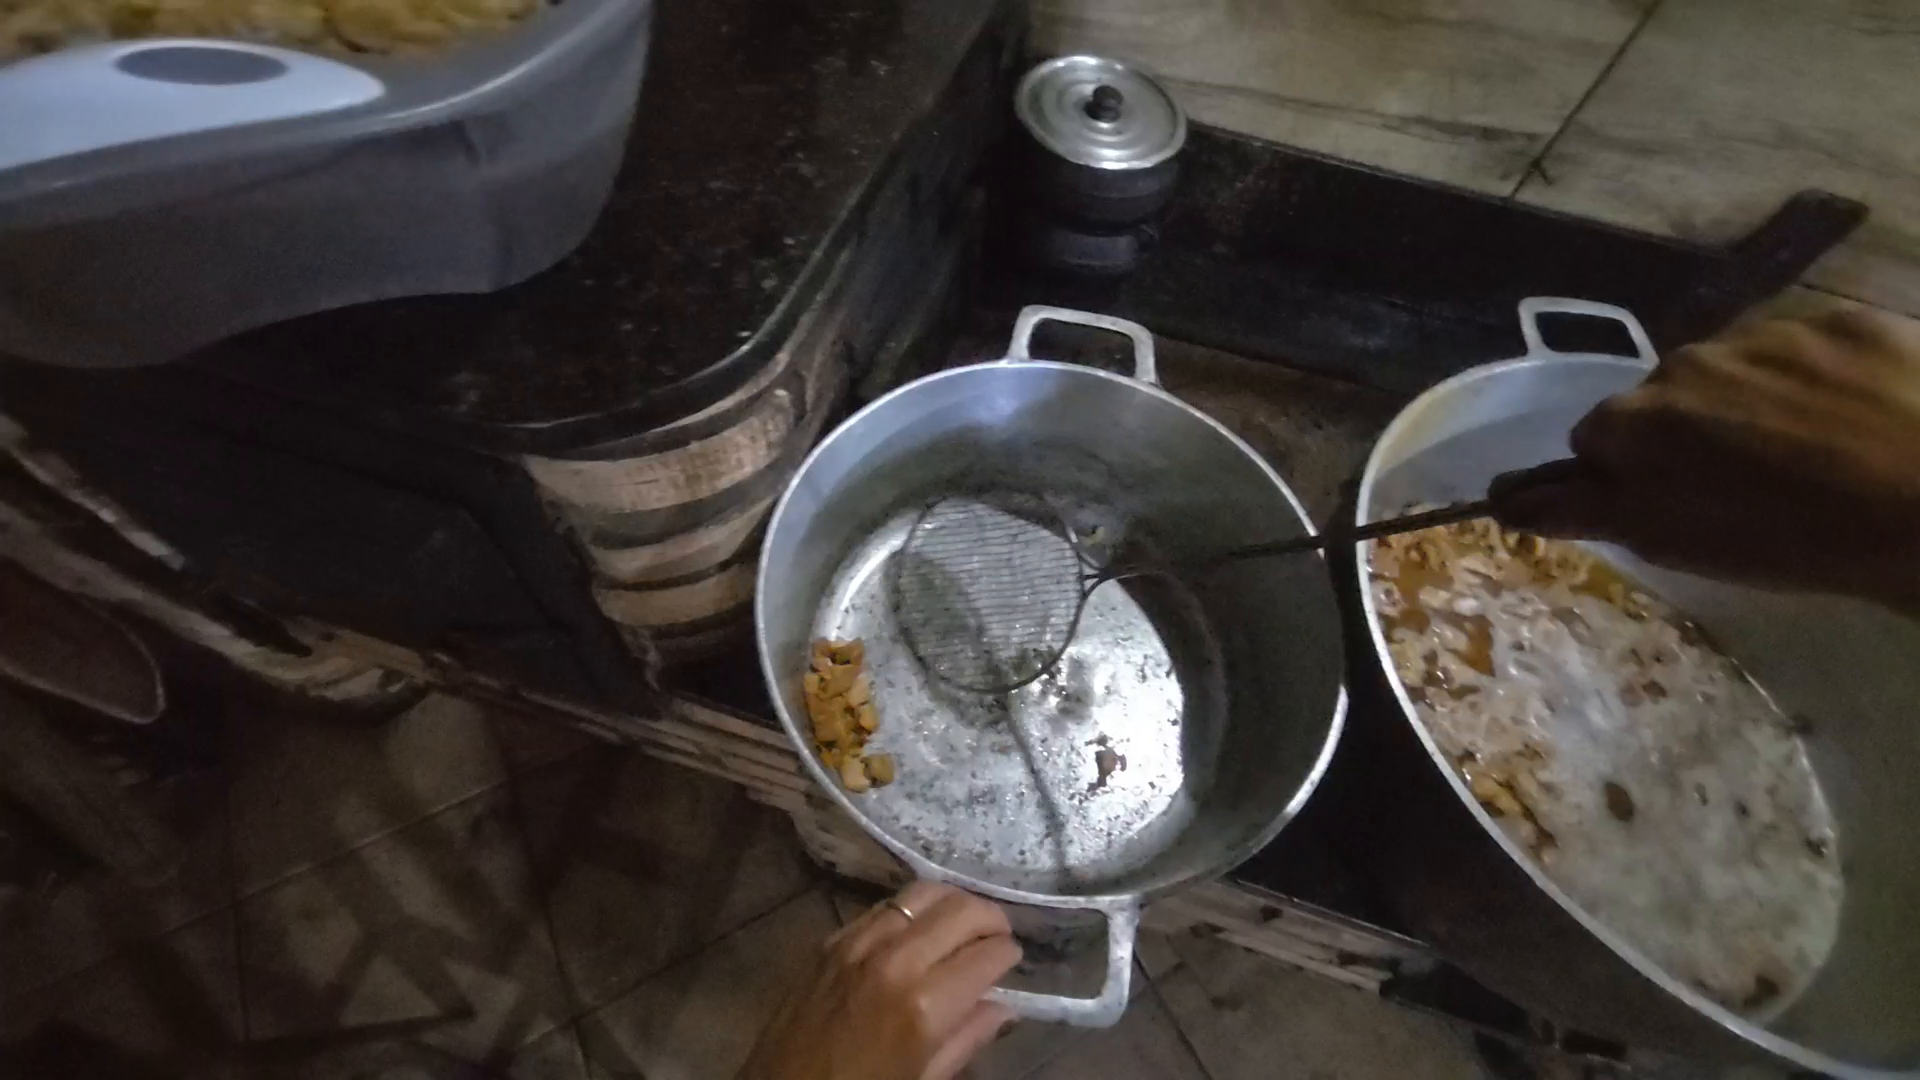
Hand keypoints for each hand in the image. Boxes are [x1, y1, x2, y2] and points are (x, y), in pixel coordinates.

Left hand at [737, 882, 1021, 1079]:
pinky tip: (921, 924)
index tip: (1015, 957)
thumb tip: (1004, 1006)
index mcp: (922, 1008)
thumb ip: (965, 1040)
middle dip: (990, 917)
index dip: (1008, 953)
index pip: (986, 955)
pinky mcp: (833, 937)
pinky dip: (913, 907)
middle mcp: (895, 960)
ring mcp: (859, 942)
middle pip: (960, 910)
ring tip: (966, 919)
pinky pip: (885, 905)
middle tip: (999, 933)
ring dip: (954, 901)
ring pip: (923, 892)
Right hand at [1491, 308, 1919, 613]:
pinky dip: (1815, 378)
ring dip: (1747, 404)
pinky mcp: (1845, 322)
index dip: (1628, 472)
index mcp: (1625, 419)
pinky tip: (1854, 416)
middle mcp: (1677, 365)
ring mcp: (1764, 336)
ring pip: (1729, 373)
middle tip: (1741, 481)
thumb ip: (1570, 509)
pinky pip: (1804, 349)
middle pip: (1660, 401)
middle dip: (1684, 433)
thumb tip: (1500, 499)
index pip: (1595, 439)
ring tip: (1805, 450)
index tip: (1672, 500)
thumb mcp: (1657, 536)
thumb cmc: (1778, 534)